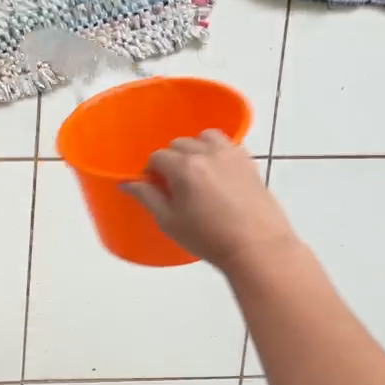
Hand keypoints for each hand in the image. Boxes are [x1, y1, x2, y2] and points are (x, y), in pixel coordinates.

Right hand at [123, 130, 297, 271]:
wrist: (257, 247)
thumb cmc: (208, 238)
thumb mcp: (169, 221)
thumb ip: (147, 197)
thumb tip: (127, 183)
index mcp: (183, 168)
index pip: (157, 156)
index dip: (151, 171)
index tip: (155, 187)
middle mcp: (206, 153)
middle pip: (179, 143)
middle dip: (171, 159)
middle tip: (174, 183)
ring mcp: (231, 155)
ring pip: (204, 137)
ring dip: (195, 148)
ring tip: (196, 171)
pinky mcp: (249, 161)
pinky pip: (226, 144)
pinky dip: (216, 151)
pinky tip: (216, 172)